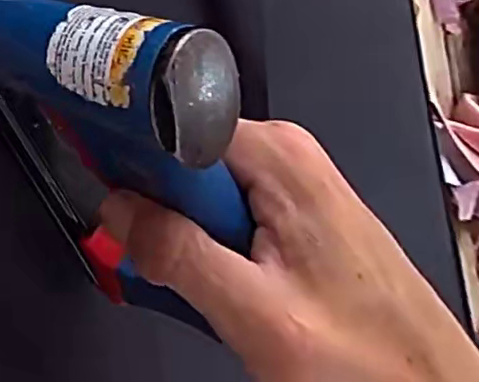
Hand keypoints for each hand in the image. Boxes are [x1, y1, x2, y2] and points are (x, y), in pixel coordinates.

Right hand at [100, 120, 478, 381]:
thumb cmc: (374, 363)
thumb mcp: (261, 316)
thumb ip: (179, 255)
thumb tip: (115, 208)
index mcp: (277, 152)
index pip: (175, 121)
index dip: (135, 150)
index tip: (103, 175)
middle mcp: (286, 152)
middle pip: (186, 155)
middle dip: (165, 205)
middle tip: (165, 259)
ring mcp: (294, 179)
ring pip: (205, 187)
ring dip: (189, 230)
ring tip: (211, 286)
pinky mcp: (298, 208)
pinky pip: (231, 208)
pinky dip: (214, 240)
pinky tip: (230, 284)